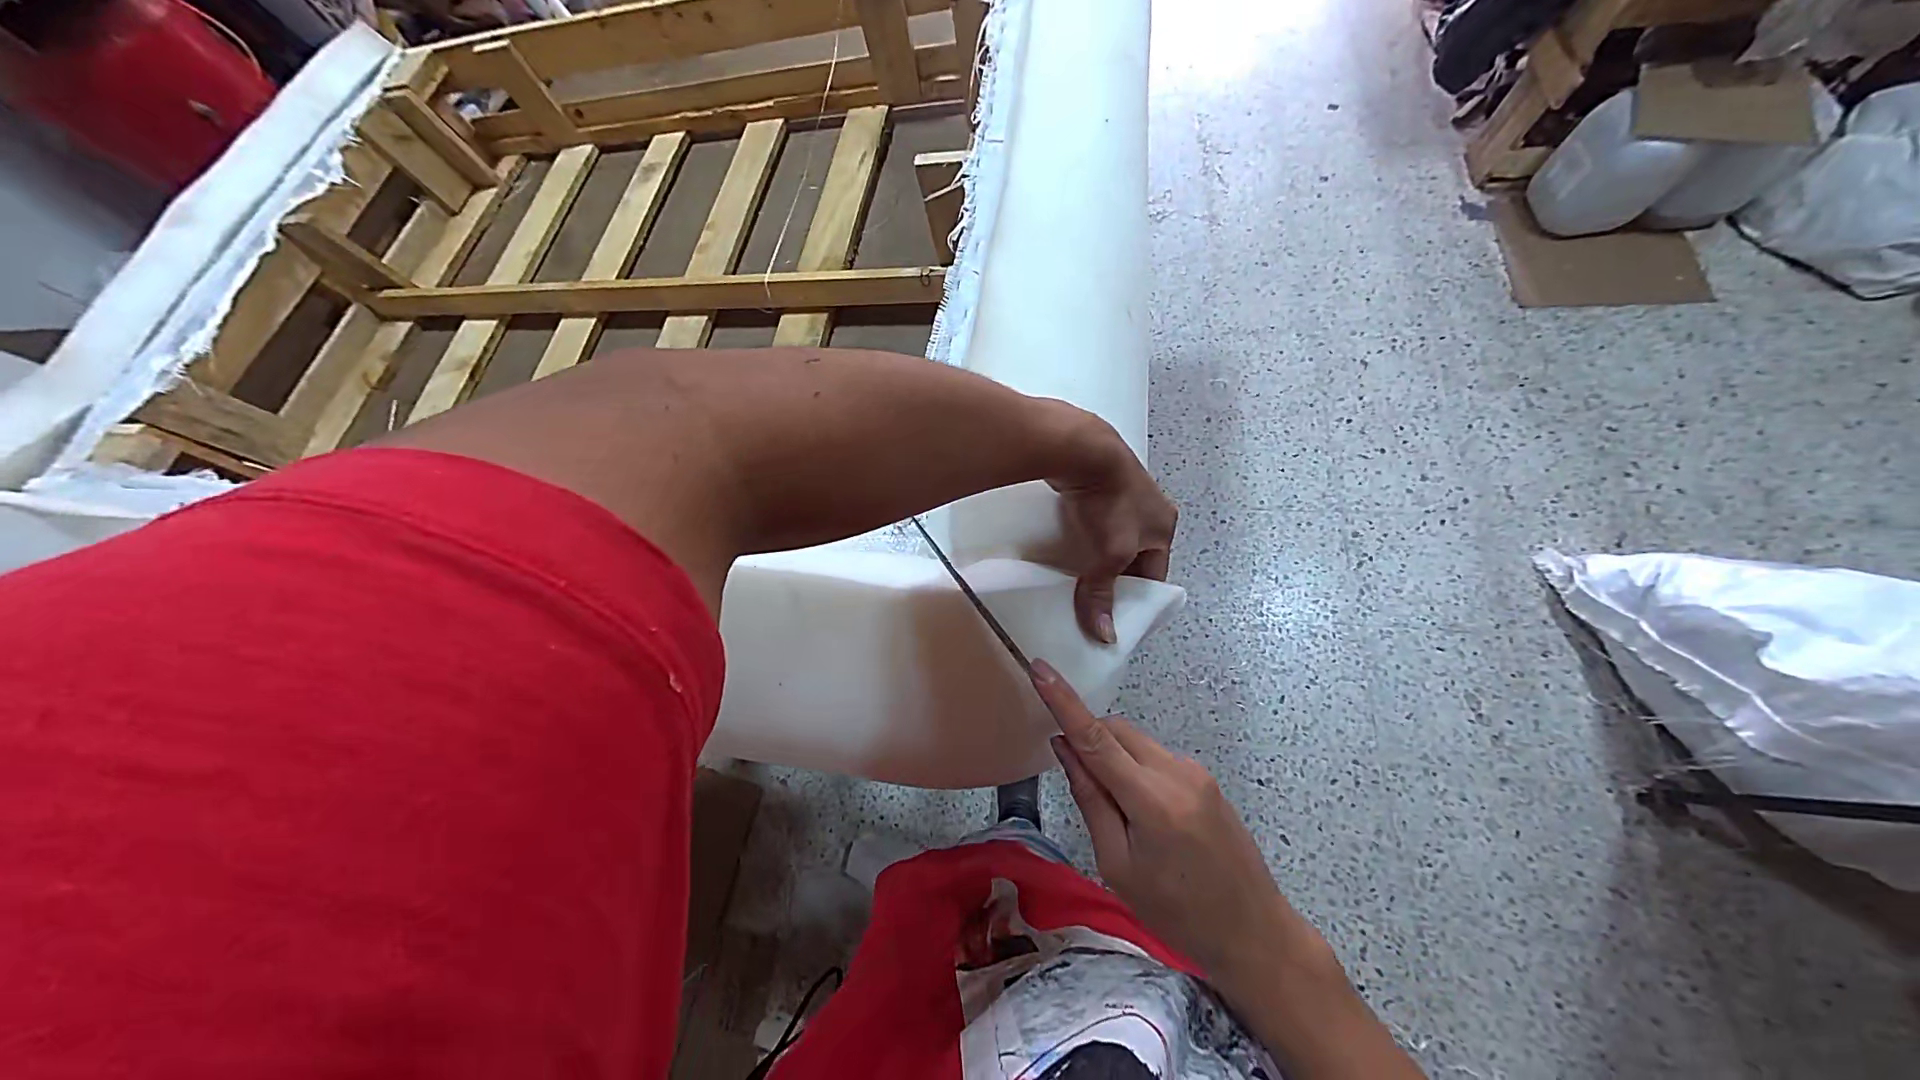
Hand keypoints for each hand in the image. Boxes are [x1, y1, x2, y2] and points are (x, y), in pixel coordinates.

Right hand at [1030, 662, 1427, 1078]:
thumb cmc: (1177, 913)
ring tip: (1119, 815)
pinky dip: (1135, 769)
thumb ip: (1090, 800)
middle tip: (1077, 781)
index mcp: (1151, 799)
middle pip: (1116, 731)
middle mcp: (1176, 772)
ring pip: (1136, 742)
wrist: (1254, 932)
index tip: (1041, 669)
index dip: (1063, 701)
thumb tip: (1064, 748)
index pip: (1095, 738)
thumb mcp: (1118, 866)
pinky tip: (1144, 815)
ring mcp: (1195, 772)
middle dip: (1088, 739)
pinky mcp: (1204, 778)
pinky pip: (1155, 757)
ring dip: (1113, 757)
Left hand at [1046, 420, 1176, 643]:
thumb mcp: (1110, 553)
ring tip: (1079, 571)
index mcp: (1165, 526)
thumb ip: (1102, 591)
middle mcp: (1151, 508)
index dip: (1137, 595)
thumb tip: (1103, 633)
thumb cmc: (1110, 501)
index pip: (1155, 573)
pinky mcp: (1100, 482)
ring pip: (1114, 535)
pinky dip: (1087, 532)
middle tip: (1095, 595)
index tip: (1117, 614)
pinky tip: (1070, 541)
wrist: (1083, 450)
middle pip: (1135, 554)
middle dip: (1116, 574)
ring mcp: (1125, 492)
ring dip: (1099, 553)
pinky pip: (1097, 517)